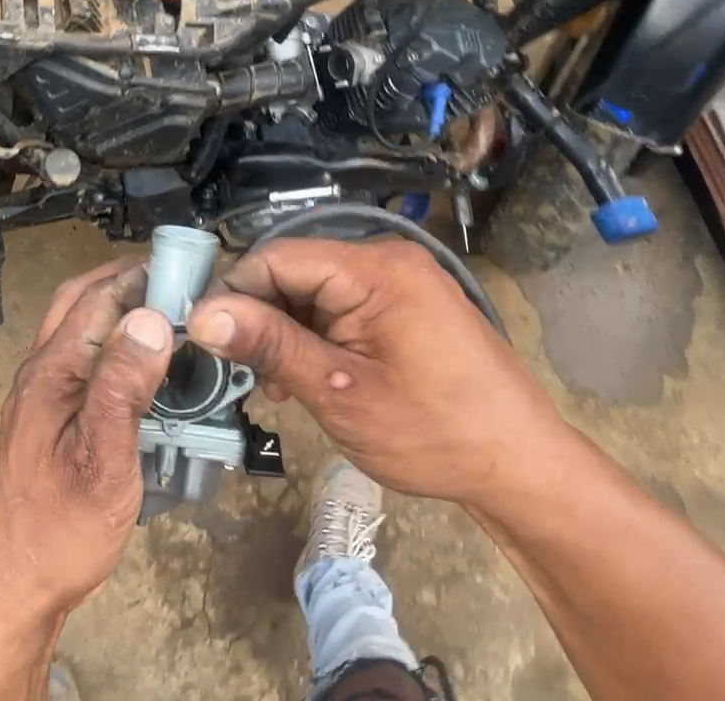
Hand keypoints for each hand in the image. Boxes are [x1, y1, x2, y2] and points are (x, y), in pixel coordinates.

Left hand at [0, 260, 174, 623]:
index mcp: (51, 374)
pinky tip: (138, 366)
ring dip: (112, 308)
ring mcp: (40, 398)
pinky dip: (107, 345)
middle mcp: (39, 376)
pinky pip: (79, 363)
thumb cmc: (60, 530)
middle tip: (173, 279)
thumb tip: (148, 318)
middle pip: (77, 303)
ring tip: (161, 311)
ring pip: (75, 331)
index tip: (186, 268)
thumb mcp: (102, 459)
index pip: (96, 301)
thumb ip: (122, 387)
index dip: (140, 277)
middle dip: (121, 279)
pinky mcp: (47, 421)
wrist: (16, 585)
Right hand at [185, 238, 580, 510]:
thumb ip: (269, 346)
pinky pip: (341, 304)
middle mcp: (387, 259)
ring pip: (313, 291)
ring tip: (283, 386)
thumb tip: (201, 316)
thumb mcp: (339, 392)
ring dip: (287, 333)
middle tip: (253, 376)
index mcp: (375, 269)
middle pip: (294, 271)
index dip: (235, 295)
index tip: (209, 341)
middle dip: (262, 319)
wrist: (522, 467)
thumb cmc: (434, 434)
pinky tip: (312, 376)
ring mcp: (401, 280)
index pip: (275, 257)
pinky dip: (317, 336)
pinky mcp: (407, 303)